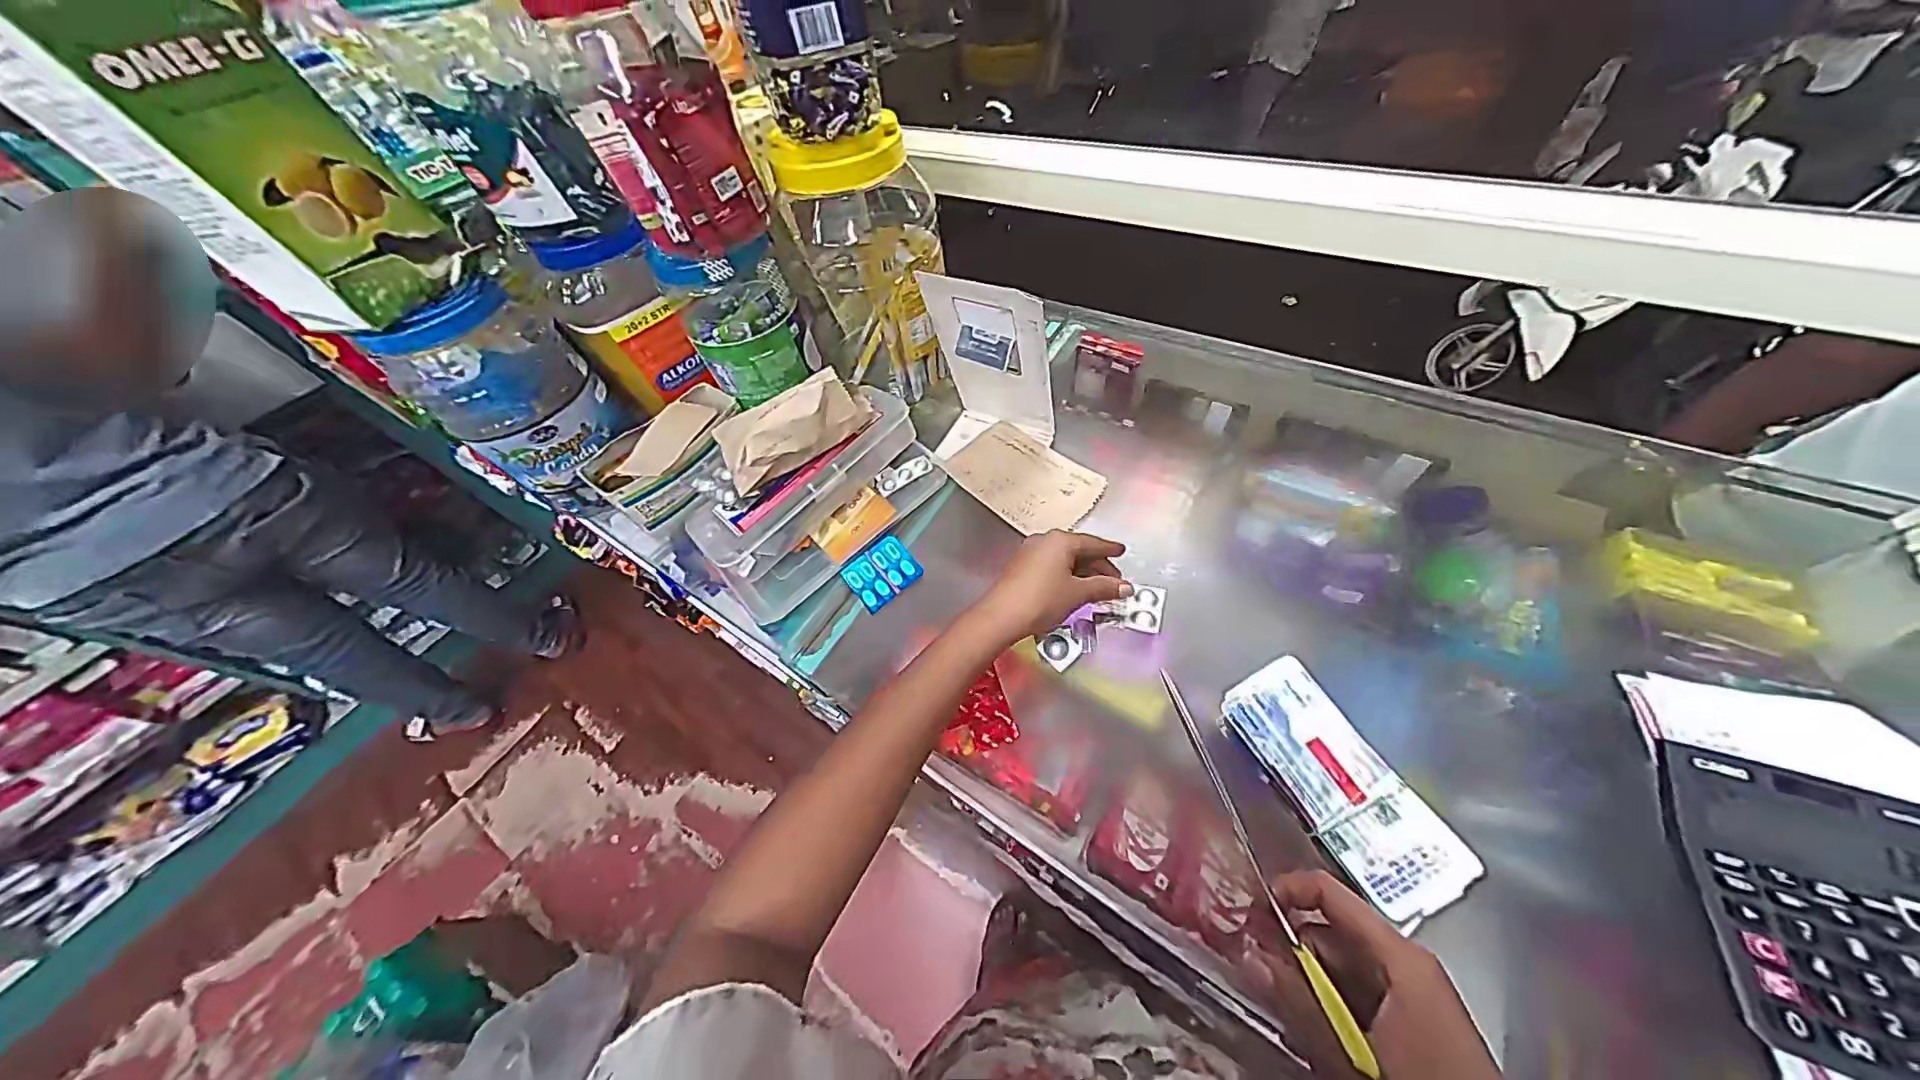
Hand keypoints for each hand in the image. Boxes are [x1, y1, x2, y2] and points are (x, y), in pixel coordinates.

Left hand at [969, 530, 1131, 644]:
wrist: (1002, 617)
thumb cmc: (1035, 601)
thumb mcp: (1078, 594)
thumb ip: (1104, 587)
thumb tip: (1120, 586)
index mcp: (1059, 541)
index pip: (1093, 543)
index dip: (1110, 550)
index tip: (1119, 551)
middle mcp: (1043, 542)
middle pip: (1078, 550)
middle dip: (1098, 566)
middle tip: (1113, 580)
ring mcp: (1030, 553)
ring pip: (1064, 559)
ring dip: (1082, 573)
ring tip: (1096, 589)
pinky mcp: (1022, 567)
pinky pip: (1051, 566)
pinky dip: (1066, 576)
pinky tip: (1073, 590)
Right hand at [1266, 870, 1500, 1079]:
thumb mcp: (1354, 1045)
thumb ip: (1300, 1000)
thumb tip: (1251, 955)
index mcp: (1400, 953)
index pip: (1329, 891)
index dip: (1285, 891)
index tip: (1251, 911)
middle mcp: (1406, 961)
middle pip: (1330, 929)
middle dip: (1290, 946)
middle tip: (1259, 967)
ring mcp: (1410, 990)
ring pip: (1339, 962)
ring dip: (1307, 978)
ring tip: (1286, 1004)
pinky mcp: (1410, 1018)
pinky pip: (1357, 990)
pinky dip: (1329, 1000)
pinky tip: (1318, 1027)